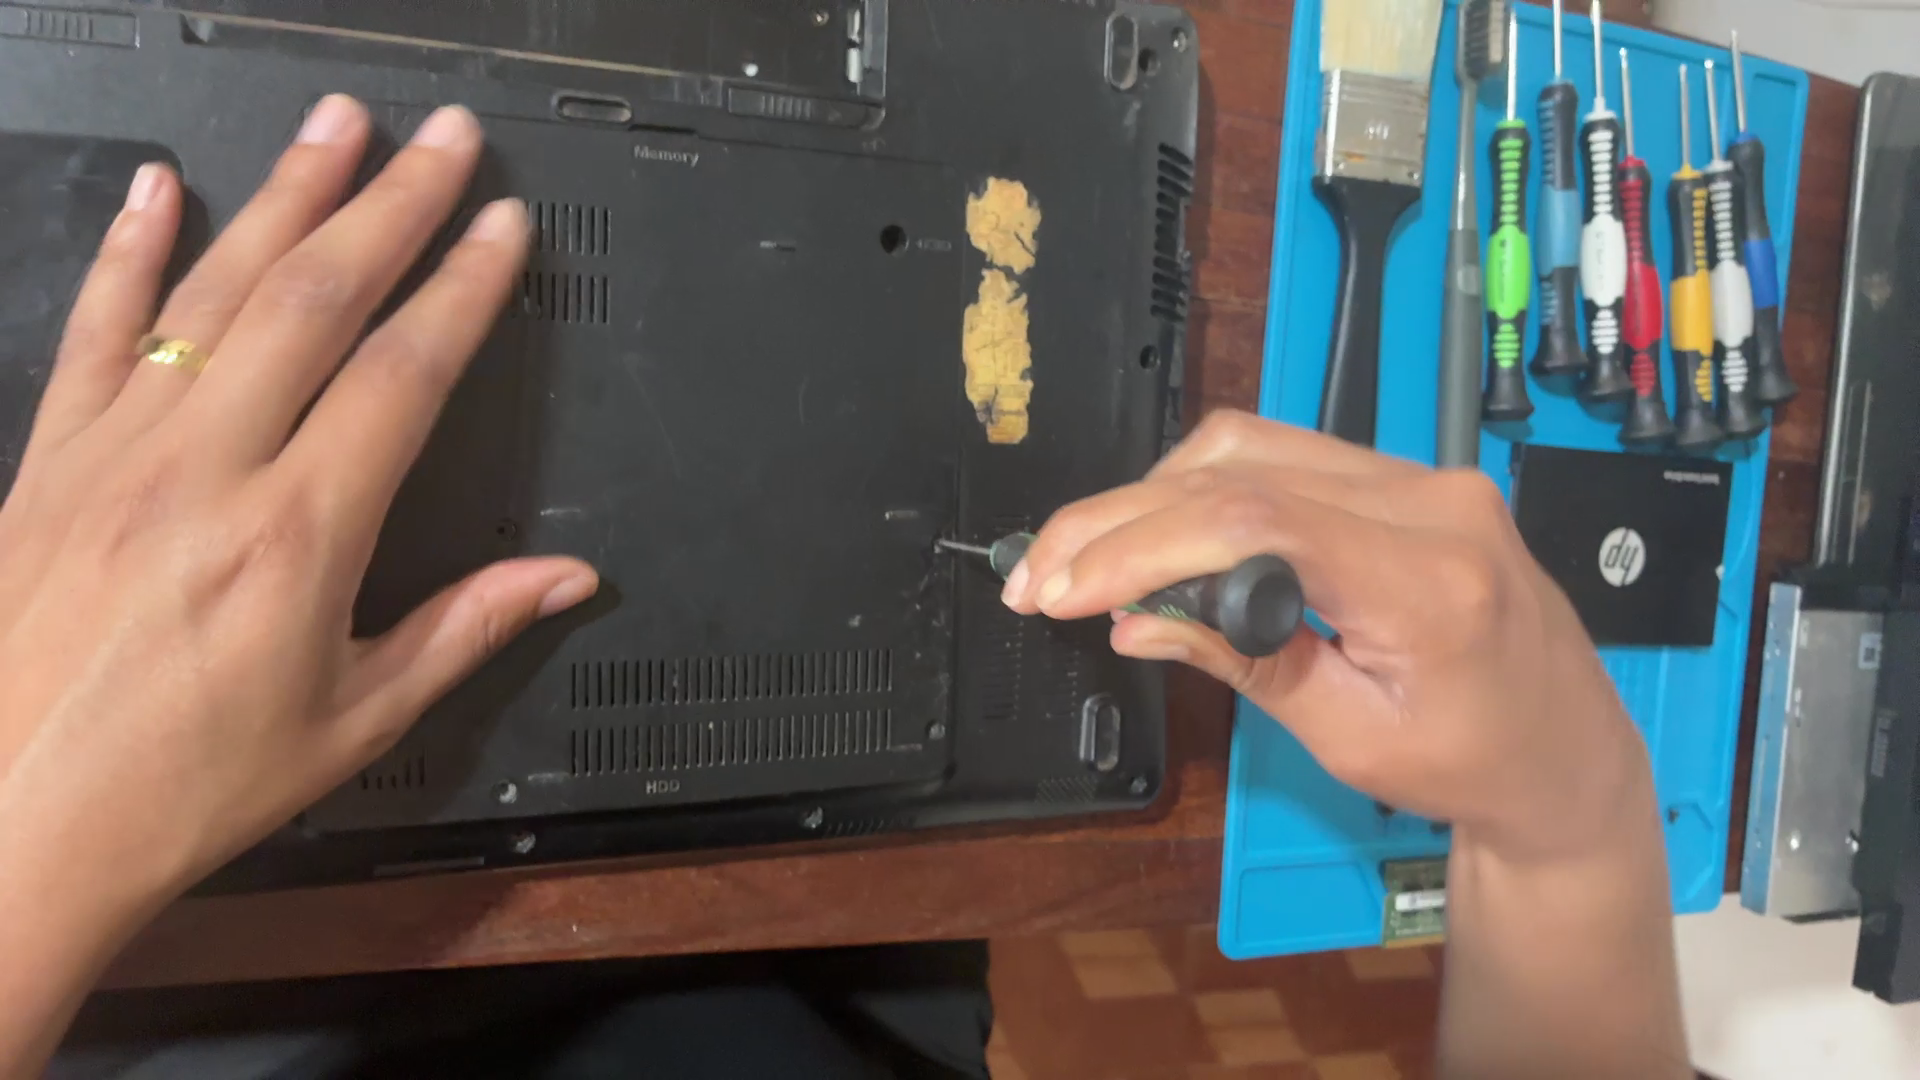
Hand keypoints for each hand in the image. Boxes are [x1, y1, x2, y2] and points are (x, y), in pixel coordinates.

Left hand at [0, 97, 597, 913]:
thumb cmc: (191, 783)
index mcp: (298, 530)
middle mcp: (204, 468)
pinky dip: (131, 251)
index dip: (462, 288)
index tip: (501, 227)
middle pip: (316, 299)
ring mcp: (113, 453)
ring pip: (215, 290)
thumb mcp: (364, 712)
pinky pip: (97, 333)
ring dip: (288, 197)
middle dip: (391, 204)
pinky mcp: (48, 462)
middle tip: (440, 137)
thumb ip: (472, 625)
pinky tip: (168, 191)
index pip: (403, 371)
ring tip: (337, 126)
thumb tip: (571, 578)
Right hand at [1003, 411, 1646, 861]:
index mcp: (1426, 581)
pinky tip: (1152, 529)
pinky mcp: (1393, 475)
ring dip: (1143, 497)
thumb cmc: (1468, 767)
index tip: (1063, 590)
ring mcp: (1413, 474)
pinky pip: (1269, 455)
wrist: (1567, 748)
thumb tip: (1130, 623)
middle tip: (1039, 573)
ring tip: (1085, 555)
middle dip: (1112, 522)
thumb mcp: (1345, 737)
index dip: (1137, 547)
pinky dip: (1191, 488)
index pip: (1252, 523)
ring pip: (1240, 445)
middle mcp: (1424, 499)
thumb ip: (1238, 662)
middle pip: (1231, 473)